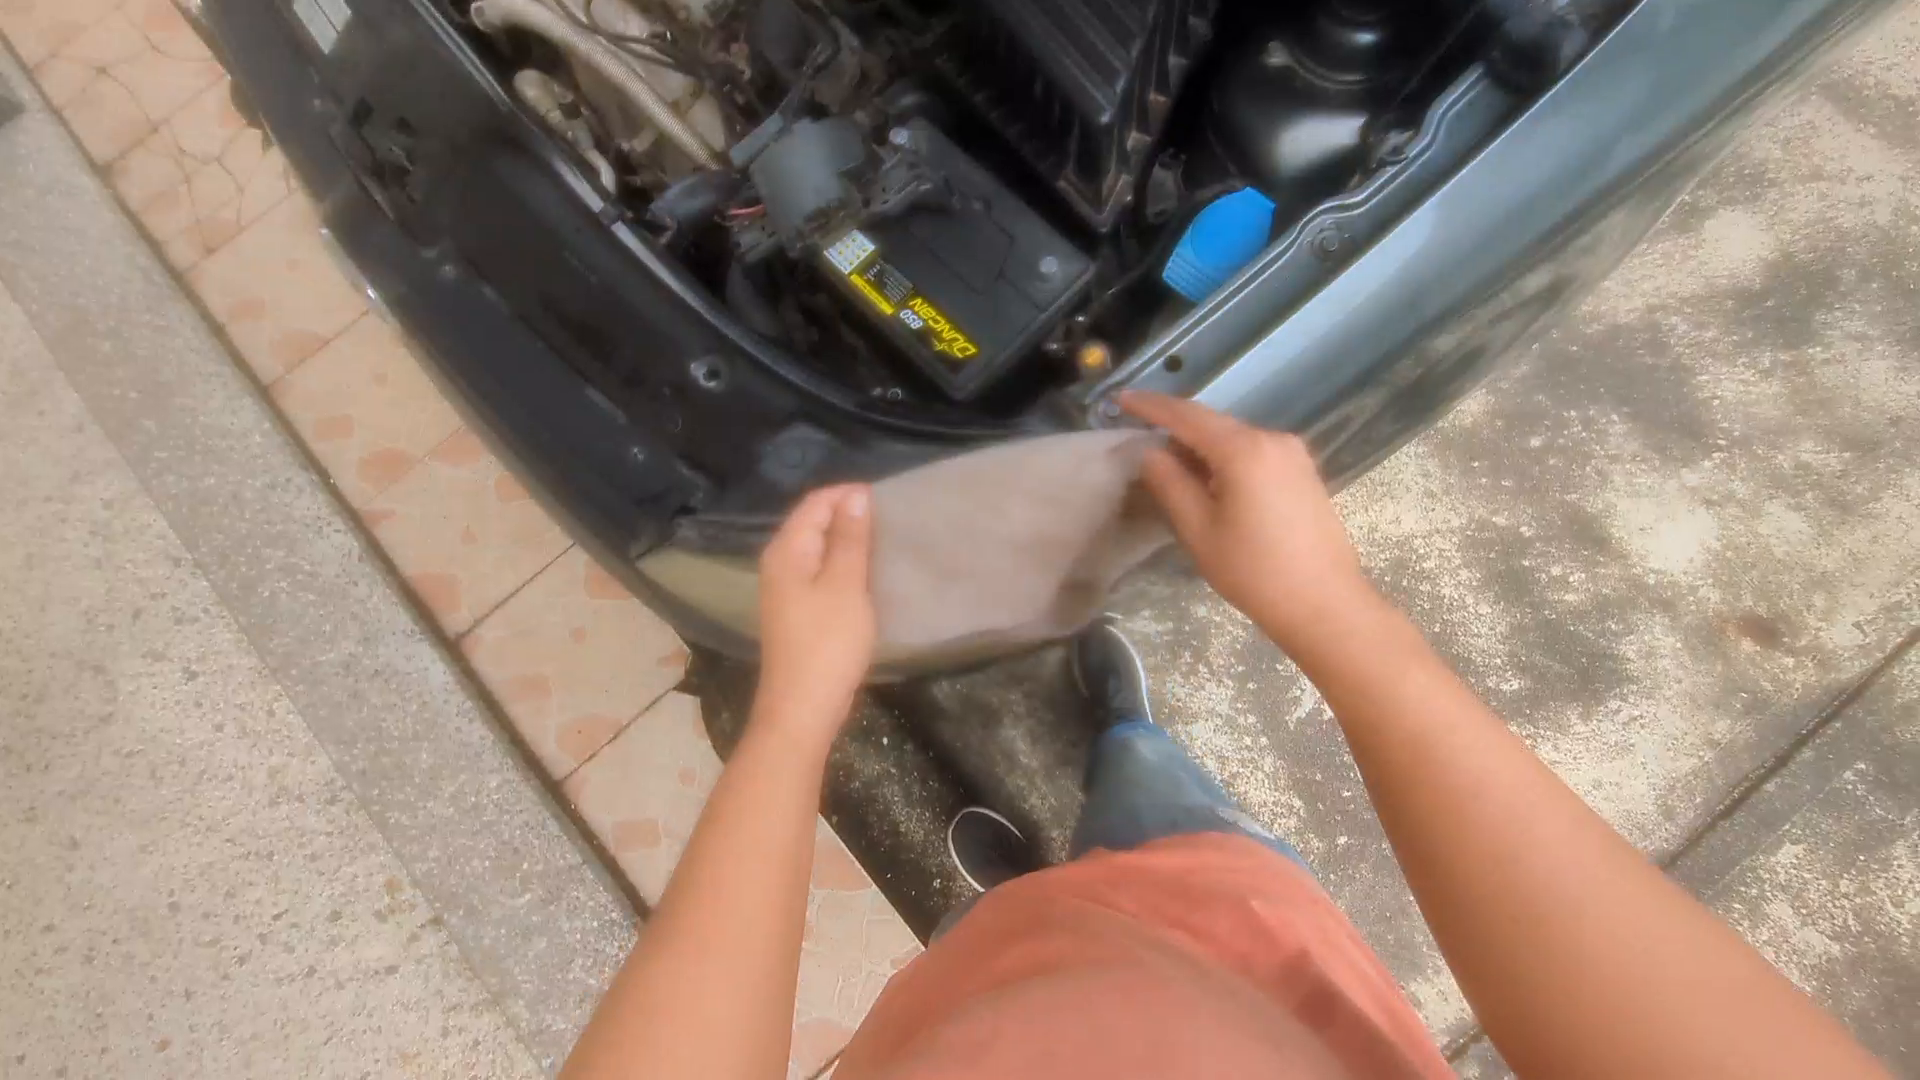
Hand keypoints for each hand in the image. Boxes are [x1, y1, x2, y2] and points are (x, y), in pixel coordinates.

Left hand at [754, 484, 875, 741]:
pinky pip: (821, 573)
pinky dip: (844, 567)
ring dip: (849, 543)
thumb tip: (856, 496)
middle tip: (892, 521)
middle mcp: (780, 563)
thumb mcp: (846, 584)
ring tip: (886, 544)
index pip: (815, 503)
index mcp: (786, 550)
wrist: (803, 707)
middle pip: (814, 523)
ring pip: (819, 549)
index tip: (888, 501)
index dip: (849, 495)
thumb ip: (850, 538)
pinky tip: (868, 575)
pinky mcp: (798, 611)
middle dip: (850, 516)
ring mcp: (786, 589)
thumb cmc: (827, 642)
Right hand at [1122, 391, 1372, 650]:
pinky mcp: (1303, 472)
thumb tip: (1150, 453)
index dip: (1151, 406)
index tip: (1121, 399)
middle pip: (1212, 424)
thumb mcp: (1198, 530)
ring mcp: (1292, 454)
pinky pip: (1253, 453)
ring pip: (1233, 439)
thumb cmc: (1253, 570)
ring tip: (1169, 467)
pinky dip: (1224, 458)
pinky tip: (1208, 480)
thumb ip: (1170, 484)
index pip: (1187, 415)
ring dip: (1199, 447)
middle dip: (1175, 429)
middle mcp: (1272, 440)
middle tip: (1139, 441)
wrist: (1324, 604)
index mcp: (1243, 450)